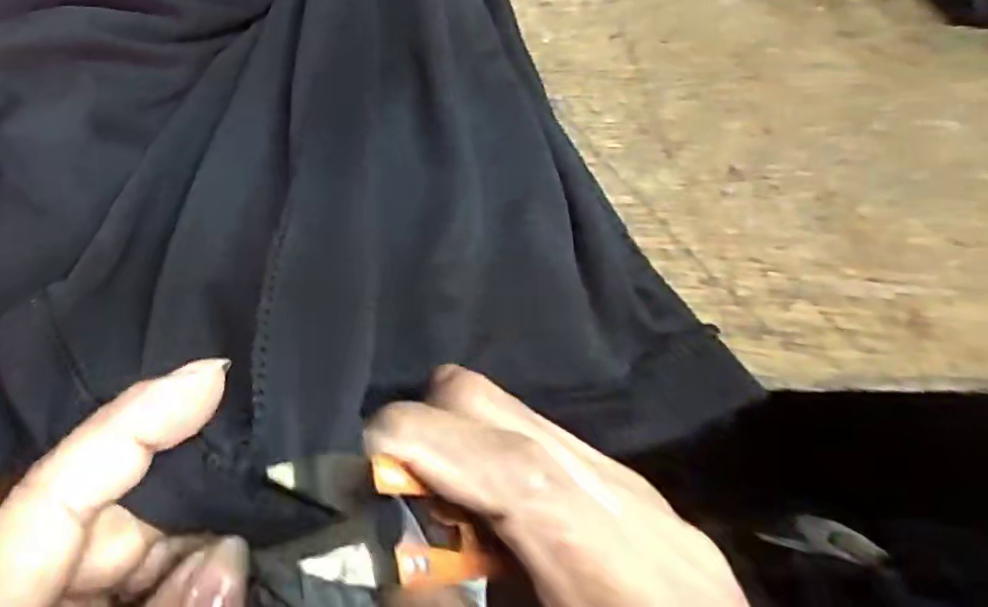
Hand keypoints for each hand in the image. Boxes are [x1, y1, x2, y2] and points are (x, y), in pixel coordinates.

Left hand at [0, 358, 248, 606]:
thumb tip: (230, 555)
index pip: (64, 478)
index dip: (140, 416)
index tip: (213, 372)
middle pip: (99, 516)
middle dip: (182, 508)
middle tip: (255, 508)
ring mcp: (15, 596)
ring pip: (111, 554)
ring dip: (180, 553)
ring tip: (244, 550)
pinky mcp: (31, 606)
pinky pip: (104, 588)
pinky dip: (157, 587)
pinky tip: (203, 585)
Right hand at [367, 366, 745, 606]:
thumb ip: (445, 600)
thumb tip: (379, 543)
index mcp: (616, 567)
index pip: (505, 463)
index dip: (410, 447)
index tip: (350, 475)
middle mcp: (630, 508)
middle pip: (486, 402)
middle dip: (417, 433)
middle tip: (393, 502)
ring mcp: (637, 495)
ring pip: (506, 410)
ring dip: (451, 445)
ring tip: (446, 520)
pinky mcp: (636, 499)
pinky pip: (536, 441)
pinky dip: (490, 465)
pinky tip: (499, 532)